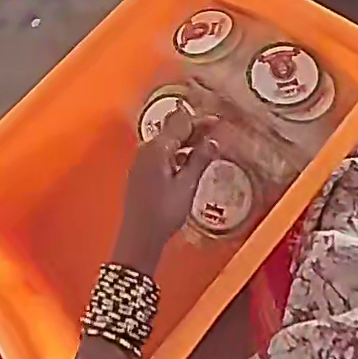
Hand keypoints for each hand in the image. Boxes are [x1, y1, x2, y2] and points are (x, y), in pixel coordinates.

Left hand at [113, 105, 218, 272]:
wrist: (139, 236)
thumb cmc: (163, 211)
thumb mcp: (187, 184)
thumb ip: (200, 159)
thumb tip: (213, 140)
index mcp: (157, 149)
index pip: (181, 124)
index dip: (201, 122)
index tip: (217, 121)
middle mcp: (146, 151)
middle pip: (172, 132)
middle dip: (194, 130)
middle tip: (215, 133)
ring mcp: (141, 162)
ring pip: (167, 143)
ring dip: (186, 142)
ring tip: (206, 146)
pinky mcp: (141, 173)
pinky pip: (161, 155)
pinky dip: (177, 154)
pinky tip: (189, 162)